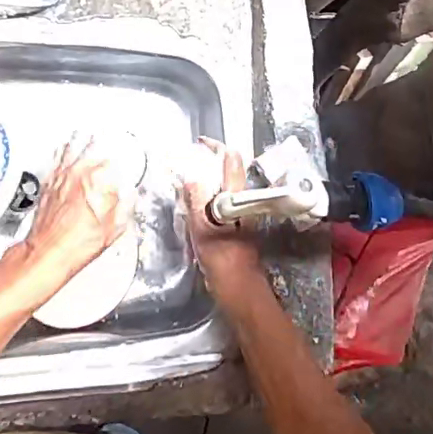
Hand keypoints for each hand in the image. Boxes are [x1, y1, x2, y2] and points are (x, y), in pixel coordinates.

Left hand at [22, 135, 134, 285]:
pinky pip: (56, 160)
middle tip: (105, 137)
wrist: (48, 252)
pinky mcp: (49, 184)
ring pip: (71, 150)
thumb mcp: (114, 229)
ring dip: (79, 141)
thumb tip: (130, 195)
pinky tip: (62, 147)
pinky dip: (61, 151)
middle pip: (92, 150)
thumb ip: (125, 206)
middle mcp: (79, 173)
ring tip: (83, 132)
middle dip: (100, 144)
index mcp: (98, 180)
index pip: (113, 164)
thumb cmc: (78, 243)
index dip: (119, 166)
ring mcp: (61, 176)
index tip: (122, 167)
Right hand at [180, 138, 264, 293]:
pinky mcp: (237, 225)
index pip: (232, 160)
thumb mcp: (203, 231)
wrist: (240, 291)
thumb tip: (189, 177)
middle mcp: (243, 201)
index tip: (199, 143)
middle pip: (230, 171)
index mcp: (237, 197)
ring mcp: (242, 213)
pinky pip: (222, 201)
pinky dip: (209, 195)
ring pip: (226, 186)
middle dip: (211, 161)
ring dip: (210, 178)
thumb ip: (196, 203)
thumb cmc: (223, 261)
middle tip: (189, 158)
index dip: (216, 147)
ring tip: (189, 176)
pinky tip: (196, 202)